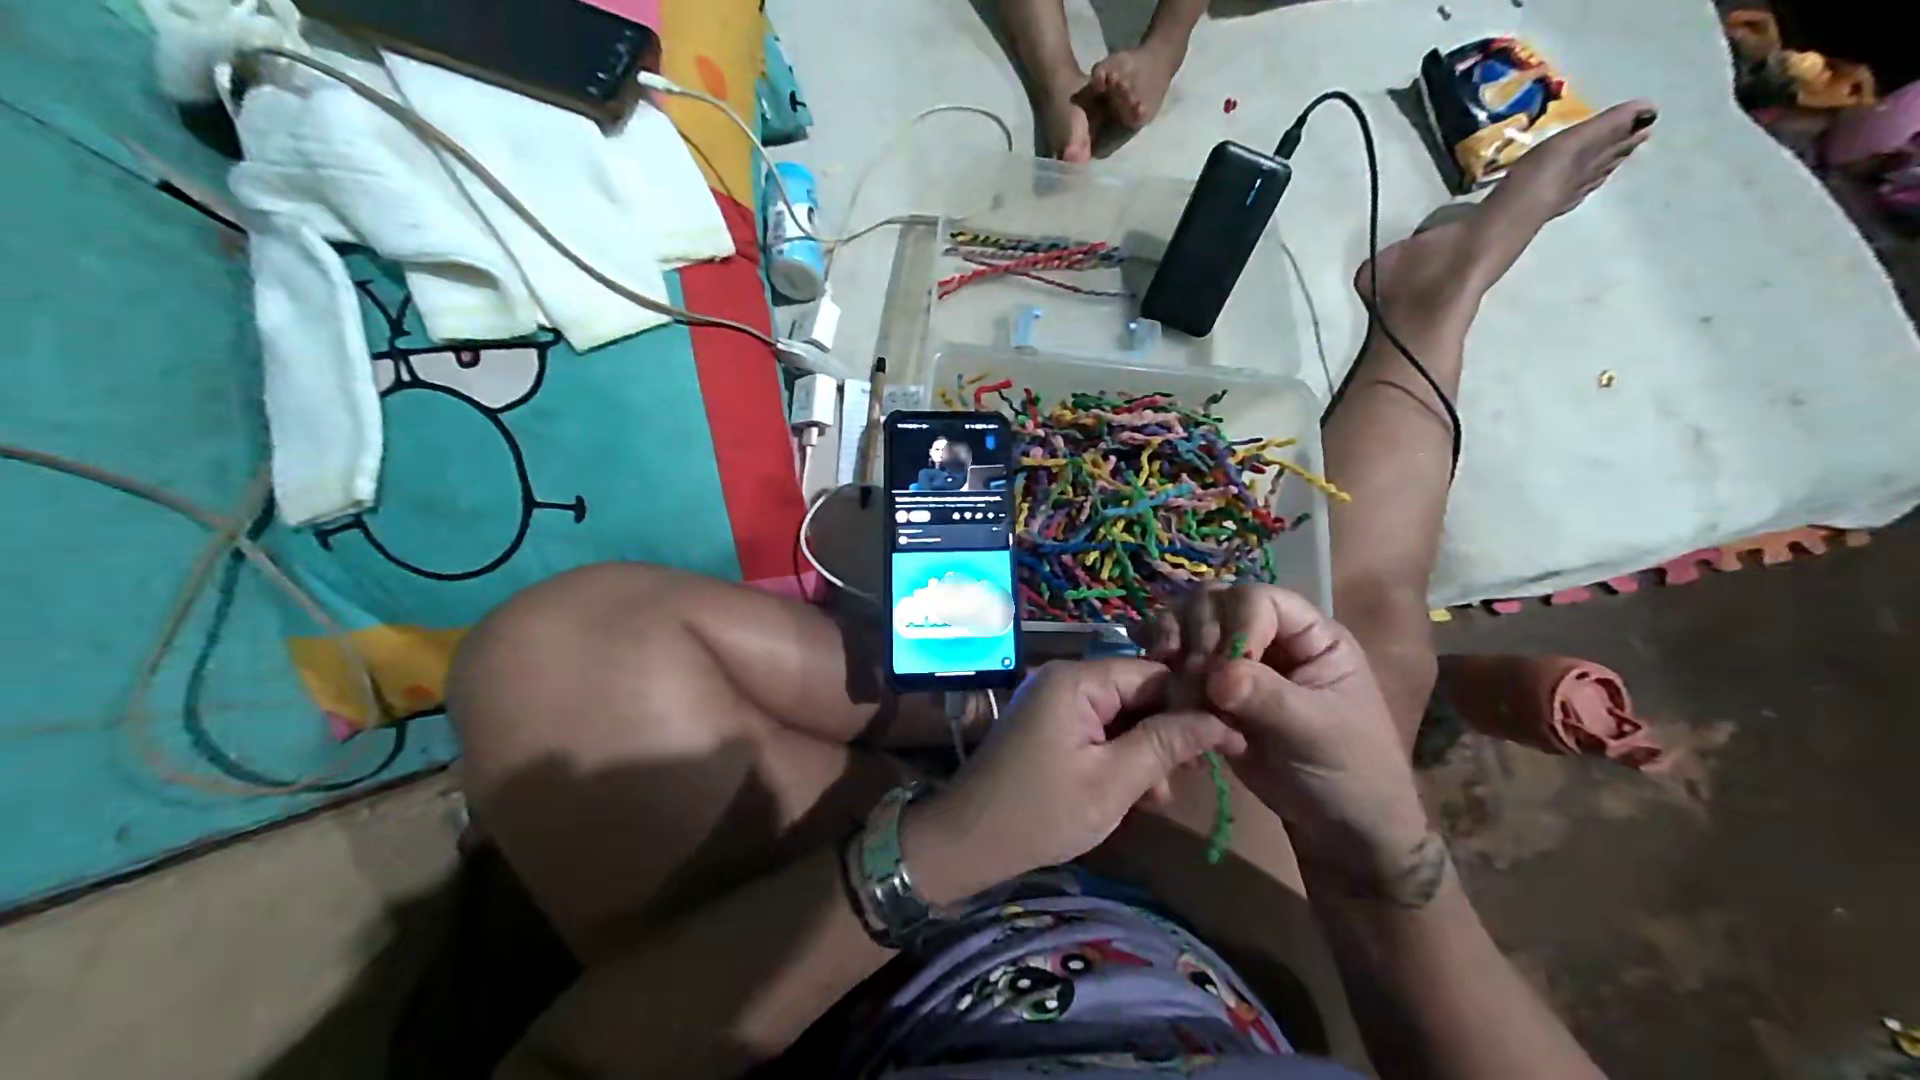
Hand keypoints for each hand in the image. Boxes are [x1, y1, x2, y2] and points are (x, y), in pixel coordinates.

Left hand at [902, 658, 1245, 905]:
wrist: (966, 841)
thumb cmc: (1041, 811)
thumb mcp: (1113, 781)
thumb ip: (1165, 744)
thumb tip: (1219, 720)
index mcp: (1076, 680)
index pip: (1151, 672)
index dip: (1190, 703)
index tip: (1228, 737)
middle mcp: (1063, 679)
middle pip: (1135, 692)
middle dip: (1166, 732)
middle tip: (1196, 774)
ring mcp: (1052, 702)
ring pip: (1118, 714)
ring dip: (1145, 750)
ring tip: (1164, 795)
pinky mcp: (1047, 725)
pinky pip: (1096, 728)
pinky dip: (1118, 755)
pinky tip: (1138, 792)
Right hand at [1144, 586, 1432, 884]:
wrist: (1338, 826)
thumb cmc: (1348, 773)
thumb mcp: (1316, 733)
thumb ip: (1268, 697)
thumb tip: (1216, 677)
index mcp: (1309, 634)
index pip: (1259, 600)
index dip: (1236, 627)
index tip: (1225, 674)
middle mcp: (1268, 635)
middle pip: (1214, 602)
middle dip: (1197, 636)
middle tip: (1194, 681)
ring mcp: (1235, 658)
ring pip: (1187, 623)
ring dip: (1173, 645)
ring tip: (1172, 682)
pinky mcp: (1210, 686)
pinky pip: (1176, 657)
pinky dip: (1161, 664)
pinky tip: (1158, 681)